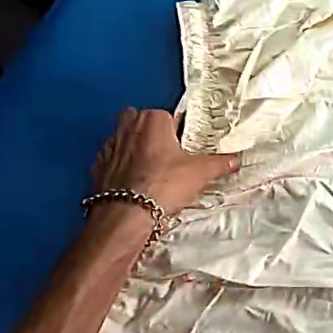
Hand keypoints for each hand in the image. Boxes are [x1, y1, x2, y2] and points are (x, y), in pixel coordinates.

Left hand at [92, 108, 239, 216]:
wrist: (126, 215)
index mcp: (152, 119)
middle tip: (166, 153)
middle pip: (139, 121)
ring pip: (123, 140)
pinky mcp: (96, 168)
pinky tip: (133, 184)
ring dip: (133, 149)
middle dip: (149, 132)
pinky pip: (111, 161)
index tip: (184, 147)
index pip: (168, 116)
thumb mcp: (200, 172)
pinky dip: (120, 169)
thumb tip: (235, 159)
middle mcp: (127, 127)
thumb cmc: (164, 184)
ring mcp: (108, 147)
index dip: (177, 131)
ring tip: (150, 171)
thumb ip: (219, 163)